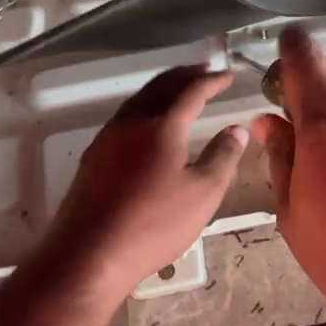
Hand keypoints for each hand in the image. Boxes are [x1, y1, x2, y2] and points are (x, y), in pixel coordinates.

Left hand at [48, 66, 247, 297]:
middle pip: (161, 86)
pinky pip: (125, 117)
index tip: (228, 75)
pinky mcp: (93, 158)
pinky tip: (150, 123)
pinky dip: (145, 107)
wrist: (88, 256)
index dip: (212, 80)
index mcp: (162, 125)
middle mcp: (132, 122)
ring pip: (139, 99)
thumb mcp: (202, 194)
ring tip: (180, 90)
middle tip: (205, 70)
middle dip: (185, 75)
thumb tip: (237, 129)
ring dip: (162, 89)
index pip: (192, 90)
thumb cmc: (153, 224)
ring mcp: (107, 138)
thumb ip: (223, 157)